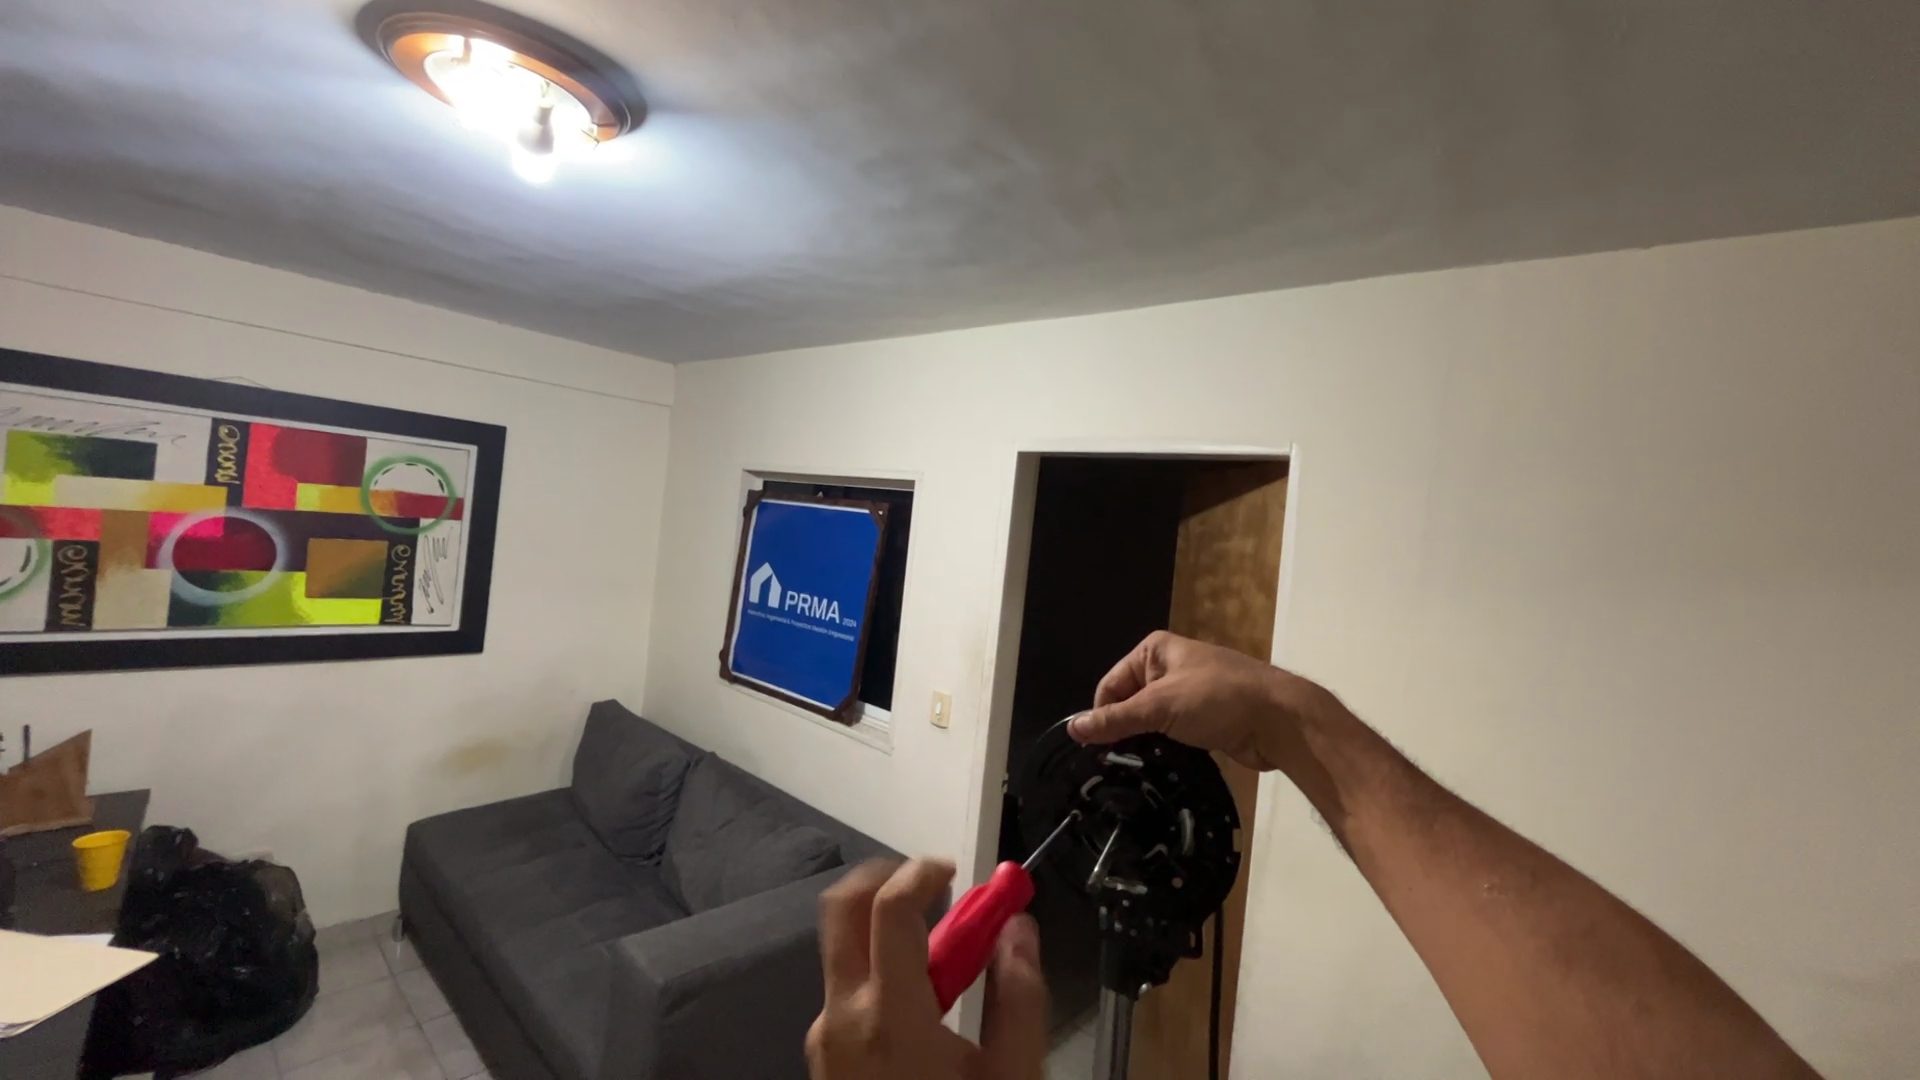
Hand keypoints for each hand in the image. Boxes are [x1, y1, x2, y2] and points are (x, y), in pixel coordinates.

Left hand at [807, 859, 1047, 1079]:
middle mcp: (842, 1015)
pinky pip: (847, 989)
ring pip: (843, 948)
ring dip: (886, 928)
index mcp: (890, 1017)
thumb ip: (1020, 994)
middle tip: (932, 885)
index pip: (890, 910)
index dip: (922, 873)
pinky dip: (881, 969)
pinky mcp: (823, 1056)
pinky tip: (924, 1006)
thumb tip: (1016, 926)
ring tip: (945, 961)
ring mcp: (825, 1037)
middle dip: (884, 878)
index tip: (955, 871)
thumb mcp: (1012, 1077)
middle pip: (840, 909)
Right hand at [1067, 630, 1347, 773]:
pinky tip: (1159, 766)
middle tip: (1113, 762)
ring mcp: (1188, 693)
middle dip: (1123, 729)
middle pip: (1129, 702)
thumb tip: (1072, 728)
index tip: (1096, 747)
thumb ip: (1115, 719)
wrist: (1280, 721)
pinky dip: (1164, 747)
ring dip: (1144, 741)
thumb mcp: (1160, 706)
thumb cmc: (1218, 699)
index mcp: (1154, 651)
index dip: (1101, 714)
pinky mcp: (1204, 719)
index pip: (1111, 684)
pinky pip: (1172, 733)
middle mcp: (1168, 667)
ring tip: (1133, 768)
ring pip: (1151, 720)